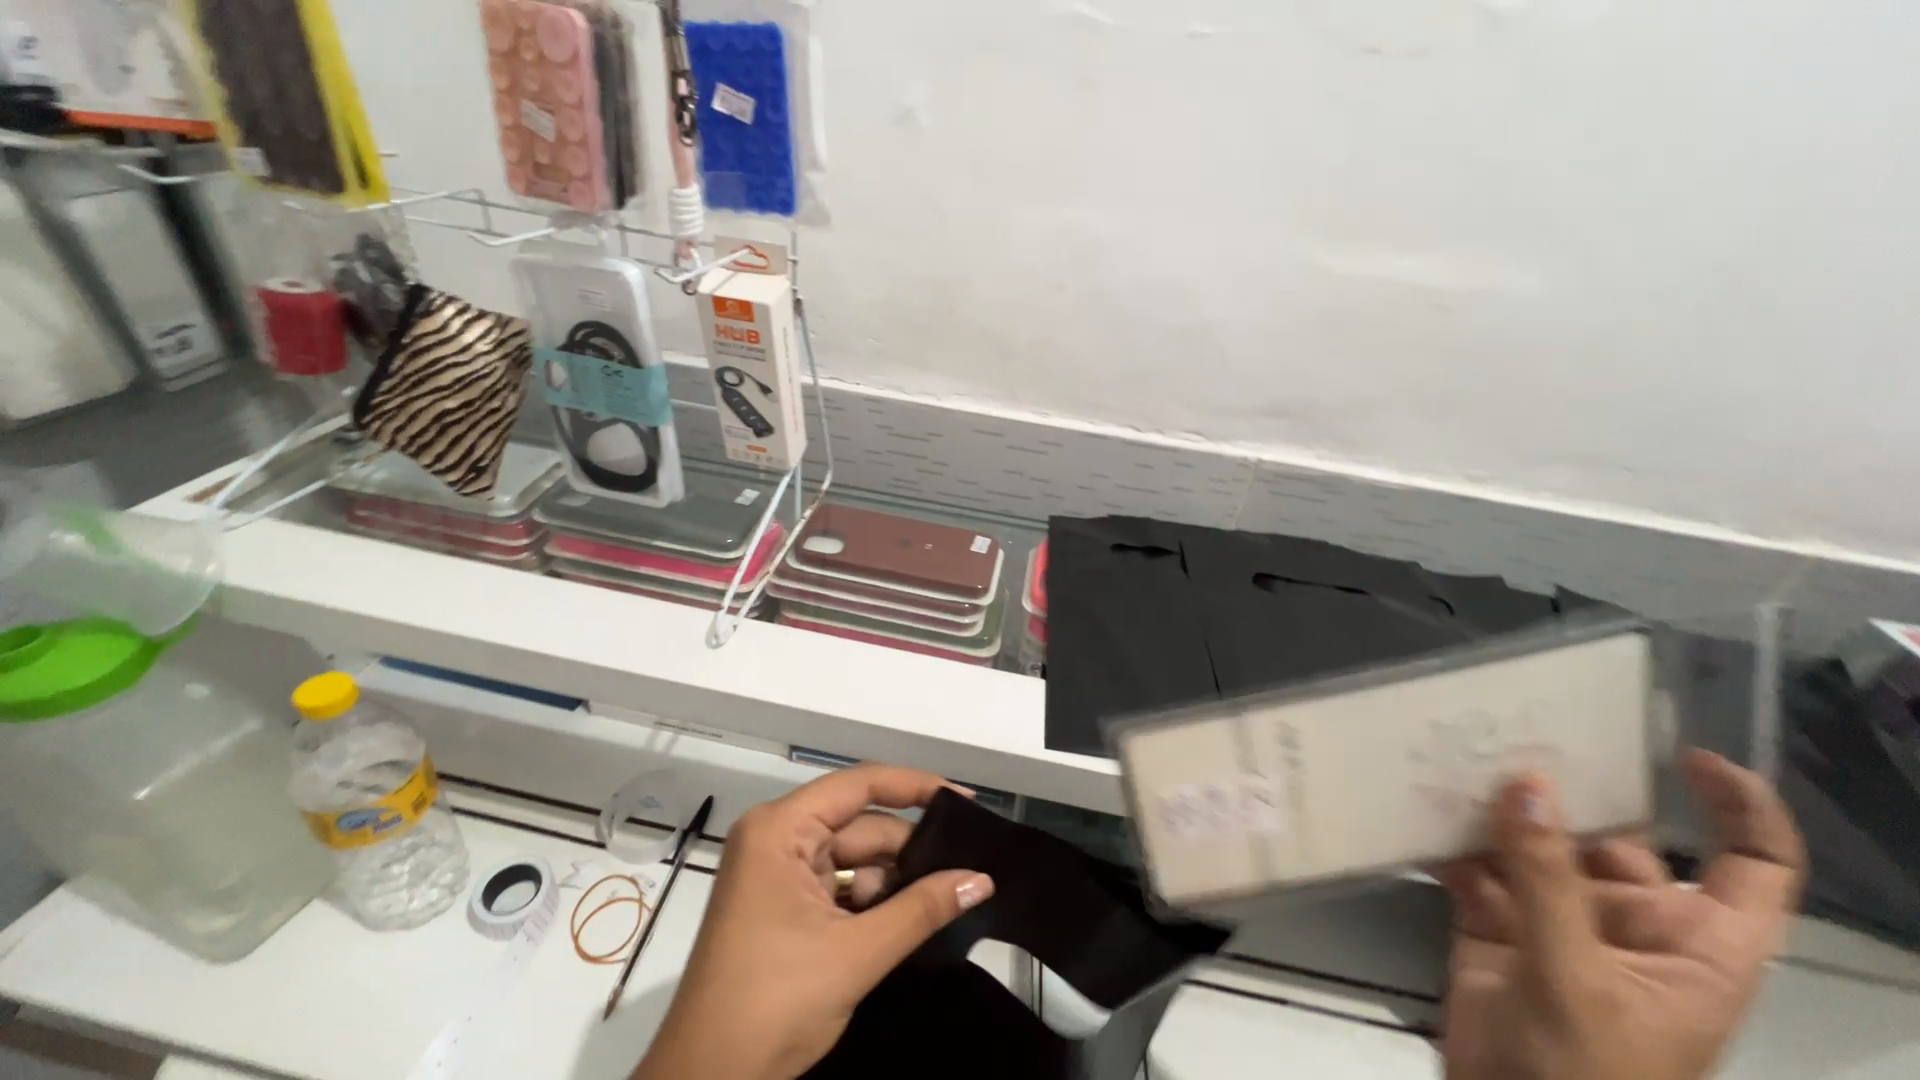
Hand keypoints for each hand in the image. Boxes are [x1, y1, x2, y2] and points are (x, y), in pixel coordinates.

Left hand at [633, 765, 993, 1079]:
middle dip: (910, 847)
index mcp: (780, 830)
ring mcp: (777, 874)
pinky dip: (873, 900)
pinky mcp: (783, 907)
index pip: (859, 784)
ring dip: (894, 879)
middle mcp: (776, 839)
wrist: (707, 1078)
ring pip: (853, 858)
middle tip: (969, 866)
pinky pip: (840, 886)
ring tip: (947, 897)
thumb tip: (983, 879)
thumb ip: (923, 909)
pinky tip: (910, 917)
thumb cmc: (775, 1001)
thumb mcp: (857, 953)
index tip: (964, 801)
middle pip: (859, 824)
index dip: (915, 786)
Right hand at [1437, 750, 1804, 1079]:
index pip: (1752, 865)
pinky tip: (1420, 811)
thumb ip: (1547, 882)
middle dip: (1569, 792)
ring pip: (1534, 848)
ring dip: (1499, 811)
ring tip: (1458, 760)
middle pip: (1614, 839)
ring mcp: (1556, 925)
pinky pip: (1475, 870)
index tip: (1679, 756)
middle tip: (1516, 734)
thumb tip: (1527, 784)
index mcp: (1692, 944)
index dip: (1736, 806)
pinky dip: (1449, 842)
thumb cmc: (1584, 1077)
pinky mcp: (1494, 929)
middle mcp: (1628, 924)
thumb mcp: (1575, 981)